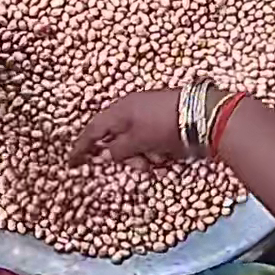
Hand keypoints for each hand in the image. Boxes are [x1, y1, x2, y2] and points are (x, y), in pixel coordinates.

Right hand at [70, 89, 188, 169]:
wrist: (203, 113)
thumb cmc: (164, 125)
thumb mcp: (137, 141)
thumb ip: (119, 149)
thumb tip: (107, 153)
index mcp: (118, 110)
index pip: (92, 130)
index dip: (81, 147)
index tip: (72, 162)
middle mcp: (129, 109)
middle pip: (115, 138)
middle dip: (126, 155)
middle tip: (140, 166)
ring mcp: (146, 112)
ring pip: (134, 140)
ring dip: (142, 153)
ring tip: (159, 159)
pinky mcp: (162, 117)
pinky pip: (149, 136)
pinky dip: (153, 147)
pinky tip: (167, 152)